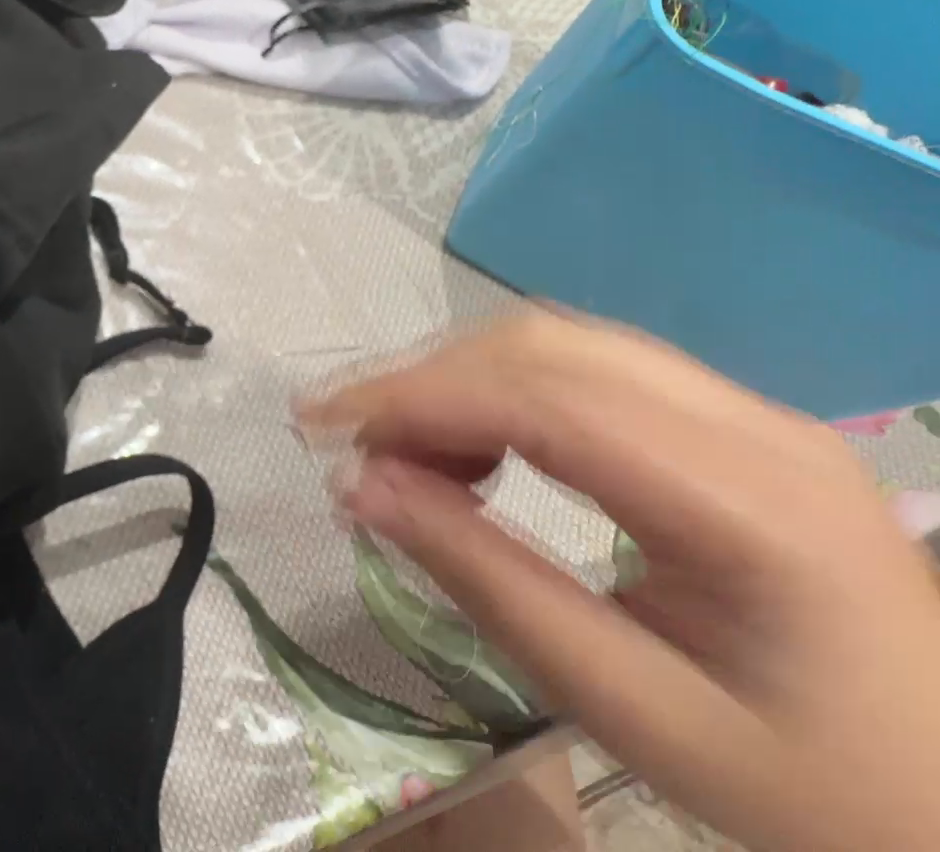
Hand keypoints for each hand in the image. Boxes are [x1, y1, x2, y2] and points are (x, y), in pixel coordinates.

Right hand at [297, 311, 939, 851]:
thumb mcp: (627, 703)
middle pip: (545, 347)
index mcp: (749, 502)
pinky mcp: (729, 429)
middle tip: (345, 445)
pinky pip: (584, 372)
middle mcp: (755, 426)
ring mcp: (749, 417)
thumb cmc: (804, 778)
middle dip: (420, 381)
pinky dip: (496, 393)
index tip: (319, 429)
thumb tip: (362, 487)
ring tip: (394, 451)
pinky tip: (467, 450)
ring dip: (453, 380)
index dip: (415, 399)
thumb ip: (486, 581)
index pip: (546, 400)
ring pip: (558, 344)